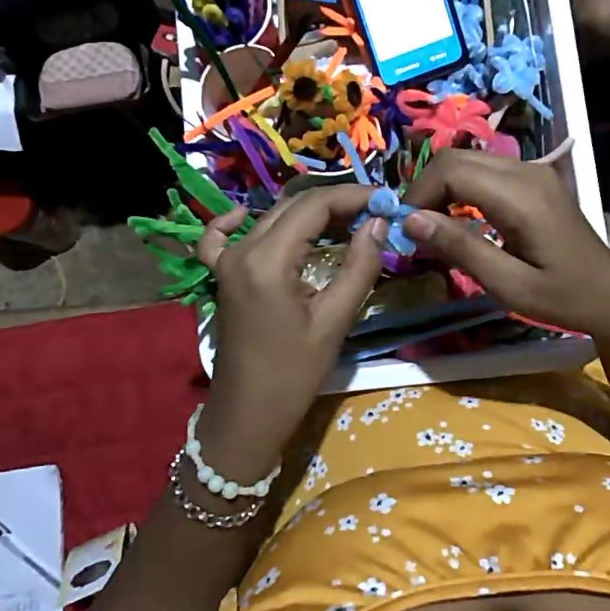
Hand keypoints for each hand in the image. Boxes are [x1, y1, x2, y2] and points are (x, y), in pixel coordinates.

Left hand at [197, 187, 385, 446]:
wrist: (248, 413)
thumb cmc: (294, 373)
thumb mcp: (334, 321)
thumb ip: (359, 266)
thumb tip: (379, 223)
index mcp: (268, 260)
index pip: (315, 205)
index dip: (354, 196)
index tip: (387, 201)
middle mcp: (242, 250)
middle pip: (294, 206)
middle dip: (338, 203)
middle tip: (376, 213)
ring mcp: (227, 262)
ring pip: (271, 217)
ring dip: (309, 212)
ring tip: (348, 219)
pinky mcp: (222, 277)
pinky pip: (222, 238)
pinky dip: (236, 221)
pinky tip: (250, 216)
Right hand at [400, 151, 609, 341]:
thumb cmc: (563, 298)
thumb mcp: (508, 284)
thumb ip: (460, 248)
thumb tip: (410, 221)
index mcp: (522, 196)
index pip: (452, 171)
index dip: (419, 195)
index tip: (405, 231)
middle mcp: (527, 171)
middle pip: (457, 158)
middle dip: (426, 190)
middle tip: (414, 231)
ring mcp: (534, 172)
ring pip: (469, 160)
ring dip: (443, 188)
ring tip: (433, 229)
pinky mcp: (536, 180)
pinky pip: (486, 171)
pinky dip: (463, 189)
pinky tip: (460, 221)